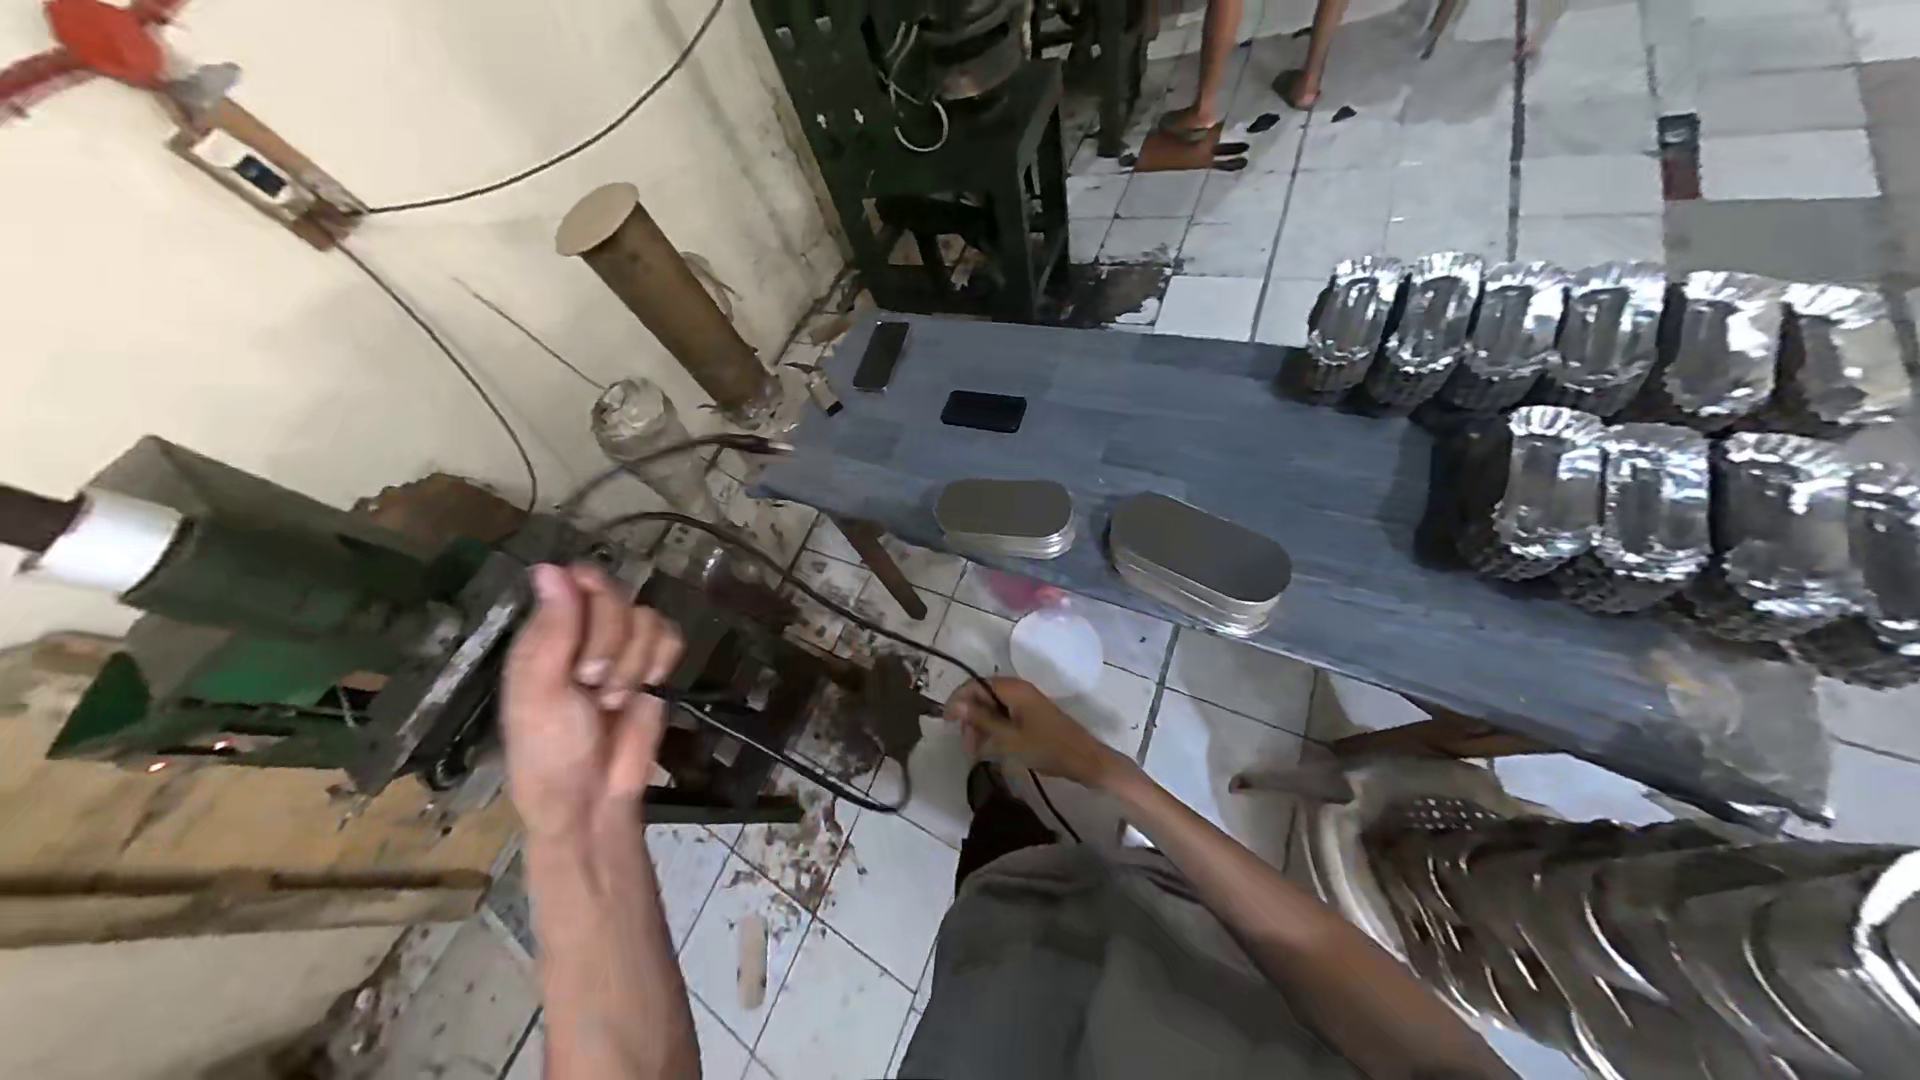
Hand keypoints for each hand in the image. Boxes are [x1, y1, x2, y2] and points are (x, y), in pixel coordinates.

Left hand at [502, 563, 683, 838]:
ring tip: (614, 699)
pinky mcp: (656, 666)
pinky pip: (672, 638)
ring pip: (649, 618)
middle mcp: (586, 631)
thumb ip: (552, 631)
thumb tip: (550, 567)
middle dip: (613, 645)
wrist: (594, 798)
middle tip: (593, 684)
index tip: (583, 647)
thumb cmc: (549, 751)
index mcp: (547, 632)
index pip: (581, 580)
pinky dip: (662, 663)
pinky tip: (647, 687)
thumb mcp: (540, 693)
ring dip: (636, 663)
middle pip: (619, 597)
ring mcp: (625, 648)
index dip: (592, 604)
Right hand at [944, 676, 1133, 790]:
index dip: (957, 701)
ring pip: (992, 709)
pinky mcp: (1030, 717)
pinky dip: (994, 731)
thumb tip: (955, 704)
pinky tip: (990, 750)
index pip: (975, 685)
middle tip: (966, 745)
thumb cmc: (1046, 748)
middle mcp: (1017, 690)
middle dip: (970, 718)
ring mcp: (1025, 703)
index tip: (946, 723)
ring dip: (981, 727)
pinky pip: (1004, 717)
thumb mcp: (1008, 737)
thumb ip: (981, 719)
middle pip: (982, 696)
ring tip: (977, 752)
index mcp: (1013, 689)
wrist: (1084, 761)